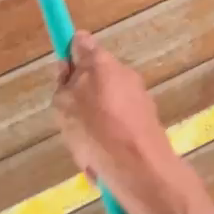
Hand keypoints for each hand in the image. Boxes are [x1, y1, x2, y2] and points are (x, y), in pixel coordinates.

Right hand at [51, 31, 172, 185]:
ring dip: (95, 120)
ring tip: (86, 148)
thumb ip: (63, 84)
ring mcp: (140, 99)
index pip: (79, 42)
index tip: (63, 79)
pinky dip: (111, 139)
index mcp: (100, 61)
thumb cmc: (96, 131)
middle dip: (81, 95)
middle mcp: (124, 73)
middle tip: (70, 118)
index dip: (68, 57)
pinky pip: (121, 126)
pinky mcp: (150, 125)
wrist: (142, 171)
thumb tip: (71, 73)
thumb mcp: (62, 104)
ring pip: (107, 104)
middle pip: (95, 75)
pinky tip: (103, 161)